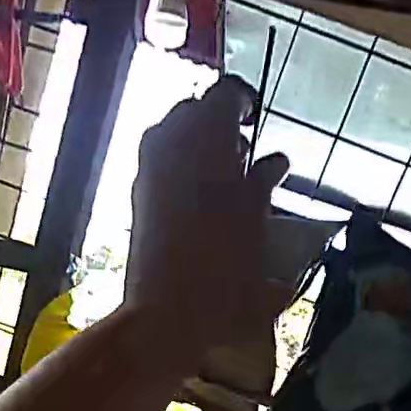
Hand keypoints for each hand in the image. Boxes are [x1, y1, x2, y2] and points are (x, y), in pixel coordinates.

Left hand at [125, 76, 291, 352]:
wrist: (165, 315)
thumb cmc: (222, 274)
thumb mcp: (254, 227)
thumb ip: (262, 187)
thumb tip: (275, 163)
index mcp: (207, 140)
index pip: (225, 94)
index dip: (243, 103)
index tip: (254, 121)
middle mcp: (170, 146)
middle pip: (192, 112)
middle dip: (216, 125)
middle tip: (239, 154)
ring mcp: (147, 174)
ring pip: (170, 138)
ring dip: (194, 147)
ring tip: (219, 178)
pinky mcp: (136, 203)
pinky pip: (157, 168)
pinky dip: (176, 171)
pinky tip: (195, 199)